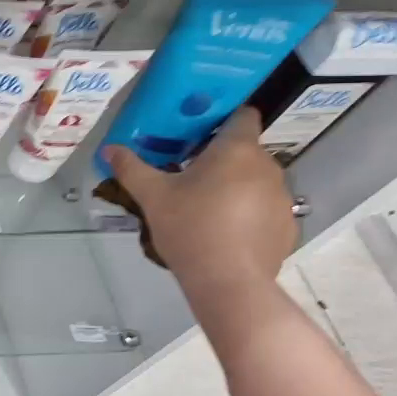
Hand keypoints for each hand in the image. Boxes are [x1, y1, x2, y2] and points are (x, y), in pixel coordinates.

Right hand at [102, 107, 296, 296]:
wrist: (228, 280)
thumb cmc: (189, 227)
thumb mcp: (152, 197)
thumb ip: (131, 168)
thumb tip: (109, 148)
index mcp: (236, 150)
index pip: (243, 116)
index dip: (222, 119)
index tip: (198, 133)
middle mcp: (268, 165)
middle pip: (245, 151)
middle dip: (221, 159)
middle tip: (189, 177)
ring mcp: (282, 195)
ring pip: (255, 180)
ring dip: (234, 186)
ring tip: (205, 208)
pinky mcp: (287, 224)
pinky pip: (264, 208)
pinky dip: (248, 213)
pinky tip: (225, 232)